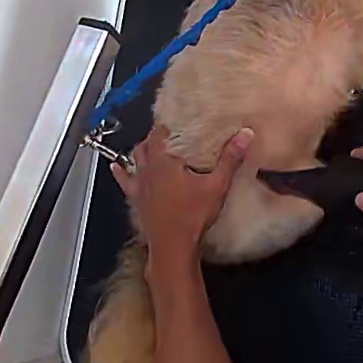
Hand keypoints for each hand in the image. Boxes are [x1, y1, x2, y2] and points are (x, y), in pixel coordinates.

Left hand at [112, 125, 252, 259]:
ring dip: (143, 149)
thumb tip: (245, 134)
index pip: (161, 132)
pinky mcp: (136, 199)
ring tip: (152, 144)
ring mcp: (139, 184)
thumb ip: (230, 158)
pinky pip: (125, 181)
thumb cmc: (193, 215)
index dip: (169, 123)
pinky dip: (121, 171)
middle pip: (147, 143)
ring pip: (136, 158)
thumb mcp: (217, 185)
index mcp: (164, 161)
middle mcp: (147, 169)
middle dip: (158, 135)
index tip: (179, 116)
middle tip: (172, 131)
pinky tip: (117, 166)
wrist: (173, 246)